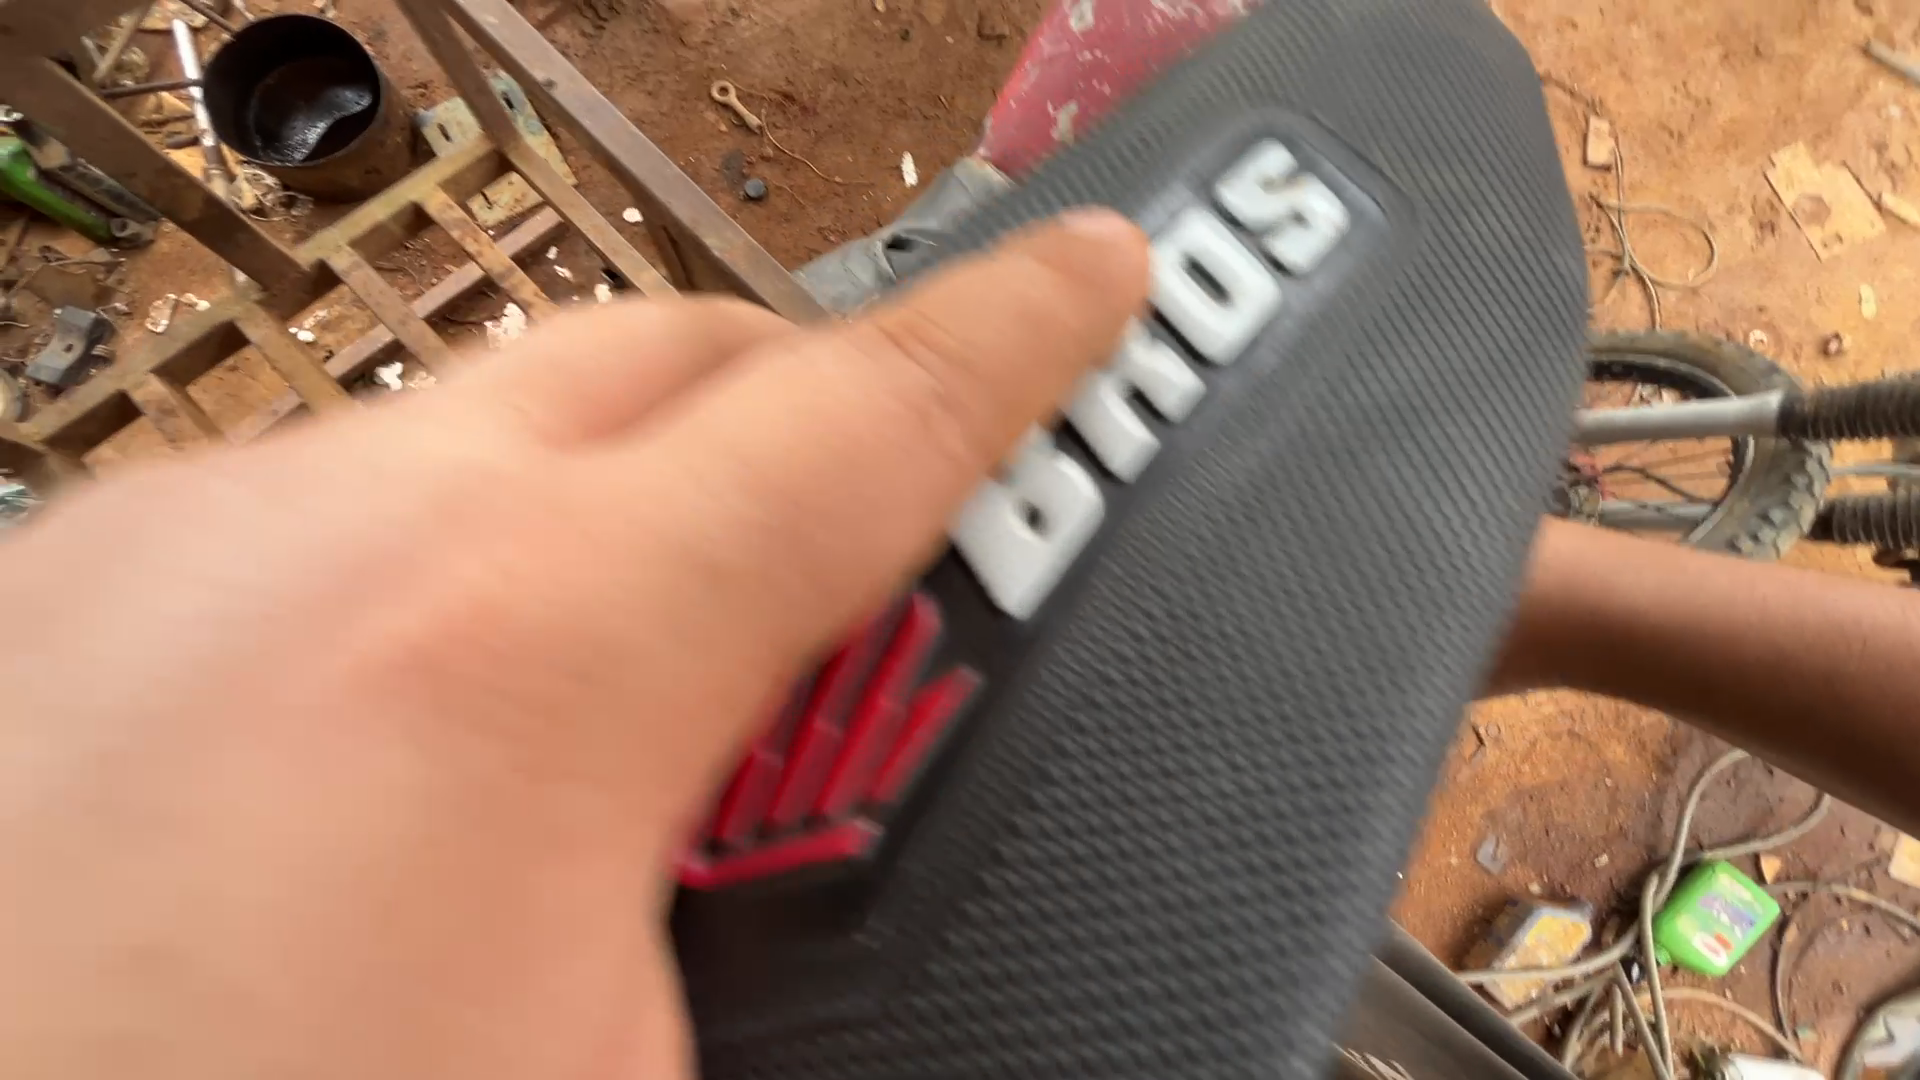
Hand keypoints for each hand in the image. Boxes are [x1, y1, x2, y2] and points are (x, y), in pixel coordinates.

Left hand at [0, 210, 1147, 1079]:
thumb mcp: (692, 1062)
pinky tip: (542, 698)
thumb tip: (958, 884)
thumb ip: (860, 943)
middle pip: (705, 362)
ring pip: (549, 418)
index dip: (1021, 327)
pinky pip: (403, 504)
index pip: (868, 411)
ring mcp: (166, 570)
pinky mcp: (79, 635)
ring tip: (752, 628)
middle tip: (945, 496)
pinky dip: (526, 548)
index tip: (1097, 264)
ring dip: (690, 488)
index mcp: (498, 674)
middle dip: (852, 403)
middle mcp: (310, 554)